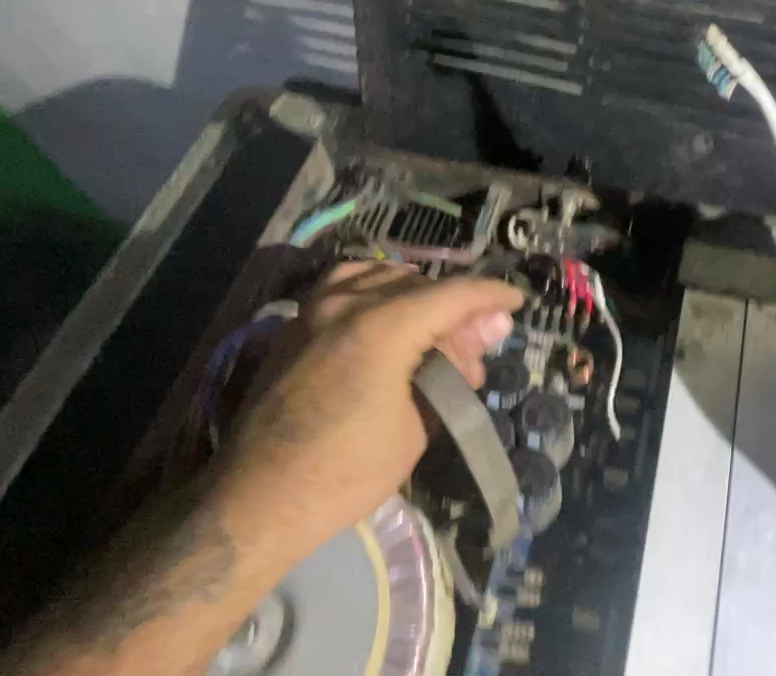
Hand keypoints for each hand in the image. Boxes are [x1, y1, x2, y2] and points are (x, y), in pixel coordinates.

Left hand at [222, 262, 519, 538]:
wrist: (258, 501)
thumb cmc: (346, 473)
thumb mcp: (417, 423)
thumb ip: (453, 365)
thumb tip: (491, 326)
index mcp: (383, 326)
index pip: (453, 294)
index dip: (491, 295)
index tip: (517, 302)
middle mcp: (348, 303)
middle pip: (421, 285)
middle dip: (457, 306)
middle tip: (478, 344)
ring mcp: (315, 308)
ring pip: (382, 275)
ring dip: (417, 294)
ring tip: (435, 327)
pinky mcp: (296, 323)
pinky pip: (345, 284)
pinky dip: (375, 288)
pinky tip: (385, 311)